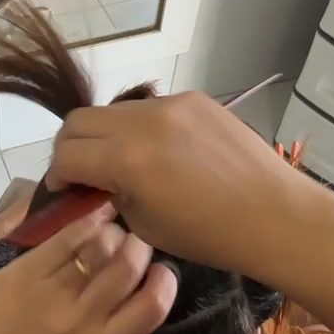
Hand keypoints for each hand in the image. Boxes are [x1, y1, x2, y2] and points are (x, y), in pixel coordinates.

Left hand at [0, 204, 177, 333]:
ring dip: (112, 228)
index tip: (159, 267)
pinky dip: (87, 218)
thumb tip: (142, 281)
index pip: (153, 307)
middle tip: (131, 236)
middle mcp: (84, 319)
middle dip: (138, 243)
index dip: (165, 280)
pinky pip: (69, 236)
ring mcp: (56, 292)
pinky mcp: (30, 270)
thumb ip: (115, 323)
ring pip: (102, 245)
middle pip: (130, 266)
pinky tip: (92, 212)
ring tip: (108, 225)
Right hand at [47, 93, 328, 284]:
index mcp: (126, 159)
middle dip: (72, 148)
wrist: (275, 216)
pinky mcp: (193, 98)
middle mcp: (142, 121)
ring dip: (106, 134)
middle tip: (84, 172)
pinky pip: (149, 107)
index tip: (66, 190)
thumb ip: (108, 194)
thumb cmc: (209, 235)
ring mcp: (170, 103)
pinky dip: (141, 127)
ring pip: (113, 110)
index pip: (65, 153)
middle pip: (79, 121)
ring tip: (124, 161)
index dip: (57, 175)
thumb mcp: (143, 224)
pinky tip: (163, 152)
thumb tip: (90, 182)